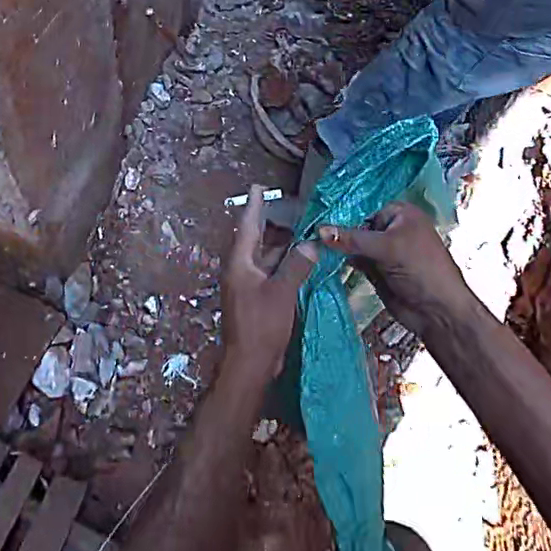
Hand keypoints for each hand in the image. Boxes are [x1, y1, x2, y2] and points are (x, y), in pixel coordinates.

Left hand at [221, 186, 317, 384]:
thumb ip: (297, 266)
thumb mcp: (282, 292)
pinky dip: (284, 265)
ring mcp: (247, 285)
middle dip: (273, 224)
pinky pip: (270, 273)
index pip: (248, 226)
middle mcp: (240, 270)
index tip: (258, 187)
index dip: (255, 205)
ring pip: (266, 257)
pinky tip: (300, 262)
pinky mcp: (256, 299)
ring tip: (302, 232)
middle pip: (257, 240)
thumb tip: (311, 245)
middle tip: (291, 209)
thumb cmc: (261, 325)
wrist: (249, 363)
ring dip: (282, 246)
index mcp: (240, 262)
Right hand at [319, 203, 479, 333]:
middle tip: (310, 234)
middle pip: (357, 226)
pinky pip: (353, 260)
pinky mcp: (376, 269)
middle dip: (337, 232)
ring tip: (312, 245)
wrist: (438, 312)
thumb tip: (320, 230)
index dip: (343, 216)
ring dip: (337, 247)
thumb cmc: (422, 270)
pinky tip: (323, 258)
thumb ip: (353, 239)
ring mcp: (383, 251)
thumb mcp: (388, 248)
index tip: (317, 221)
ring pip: (353, 244)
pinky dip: (341, 260)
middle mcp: (392, 229)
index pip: (364, 209)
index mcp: (401, 214)